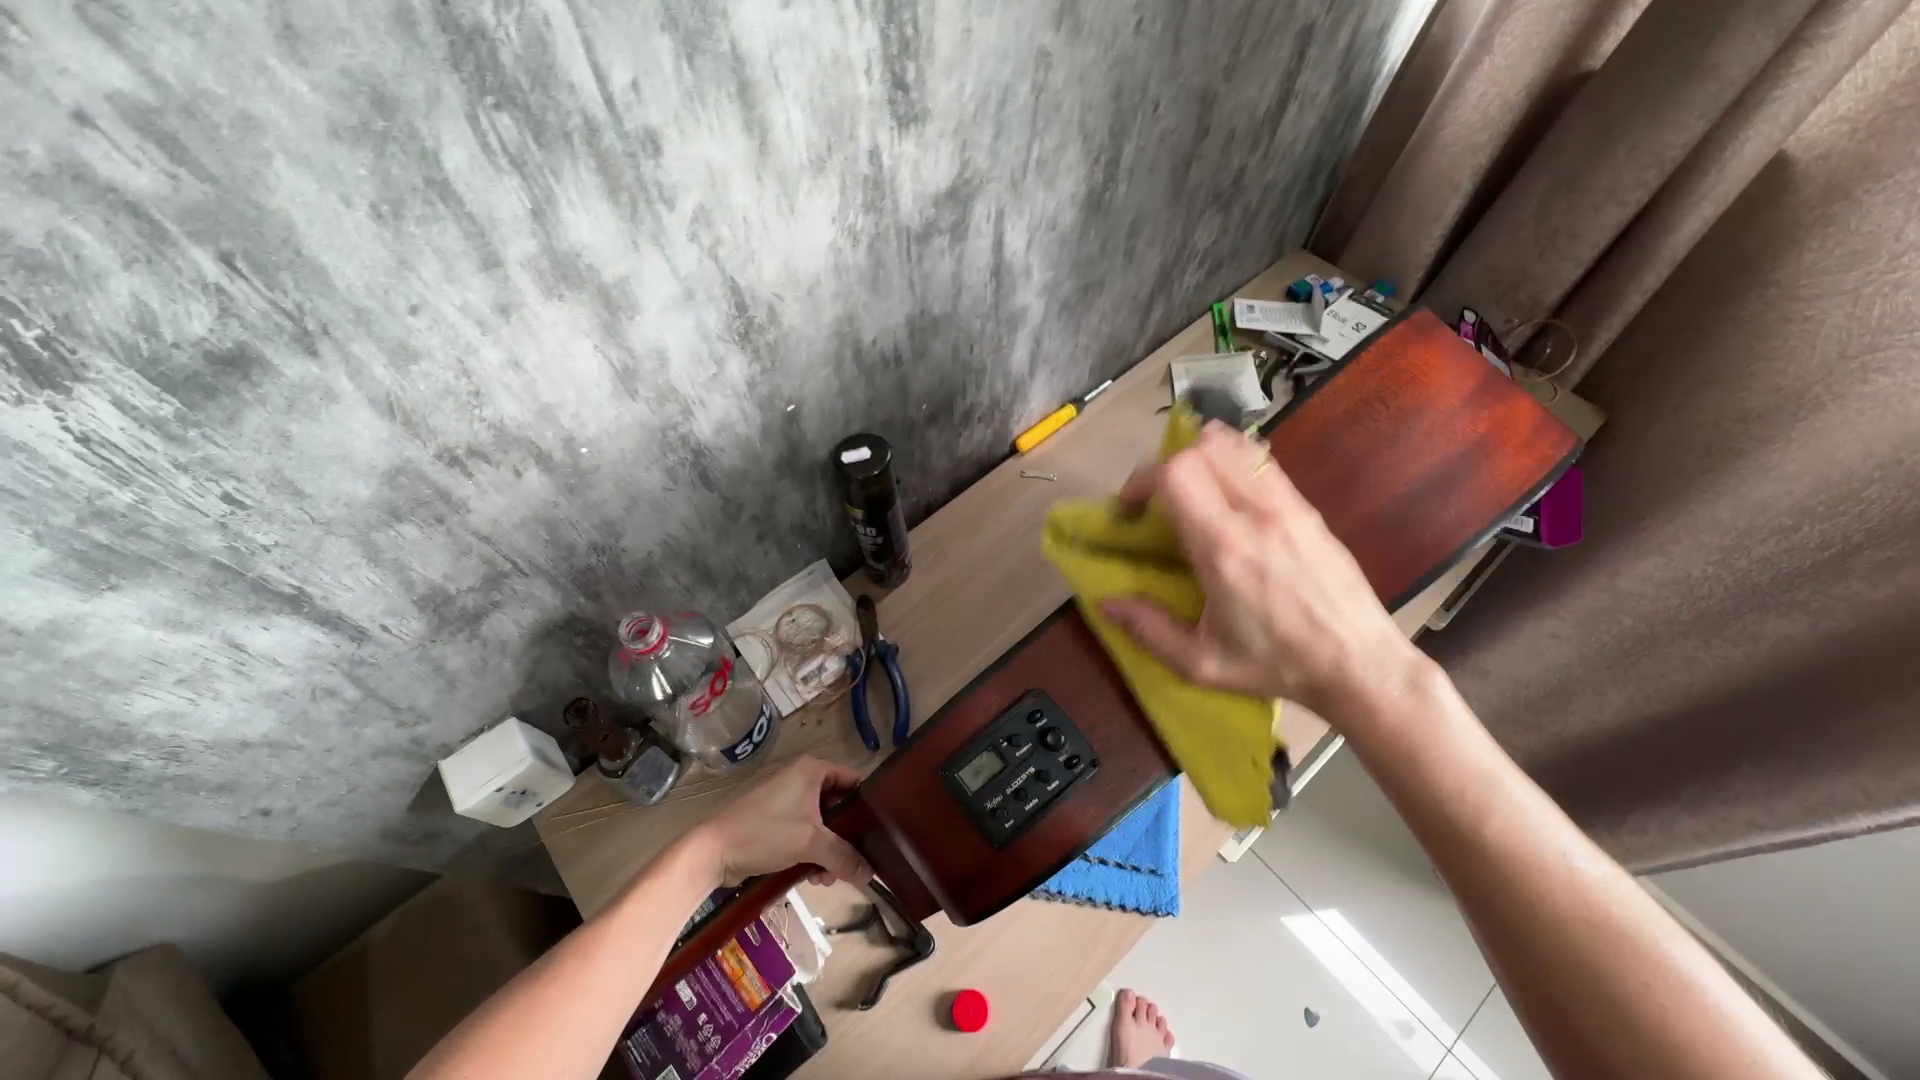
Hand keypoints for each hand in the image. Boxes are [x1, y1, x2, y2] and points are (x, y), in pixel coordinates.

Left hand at [685, 756, 872, 888]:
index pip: (853, 781)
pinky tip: (814, 877)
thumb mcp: (810, 843)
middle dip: (847, 838)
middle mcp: (802, 781)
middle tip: (855, 862)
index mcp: (812, 770)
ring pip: (823, 826)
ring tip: (830, 877)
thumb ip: (844, 856)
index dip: (868, 806)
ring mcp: (788, 803)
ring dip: (830, 852)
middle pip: (839, 807)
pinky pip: (806, 836)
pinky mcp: (777, 824)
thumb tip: (870, 874)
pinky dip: (813, 854)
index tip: (881, 832)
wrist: (713, 852)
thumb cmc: (764, 833)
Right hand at [1099, 422, 1425, 718]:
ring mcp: (1289, 506)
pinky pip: (1264, 463)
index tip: (1132, 509)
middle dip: (1168, 465)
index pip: (1177, 474)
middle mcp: (1258, 515)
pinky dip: (1235, 464)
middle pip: (1203, 448)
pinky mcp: (1309, 510)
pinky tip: (1228, 498)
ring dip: (1202, 457)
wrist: (1360, 665)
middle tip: (1159, 501)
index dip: (1142, 480)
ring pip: (1237, 445)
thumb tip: (1106, 602)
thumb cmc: (1276, 666)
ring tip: (1192, 492)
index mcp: (1225, 549)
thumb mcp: (1201, 663)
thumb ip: (1149, 630)